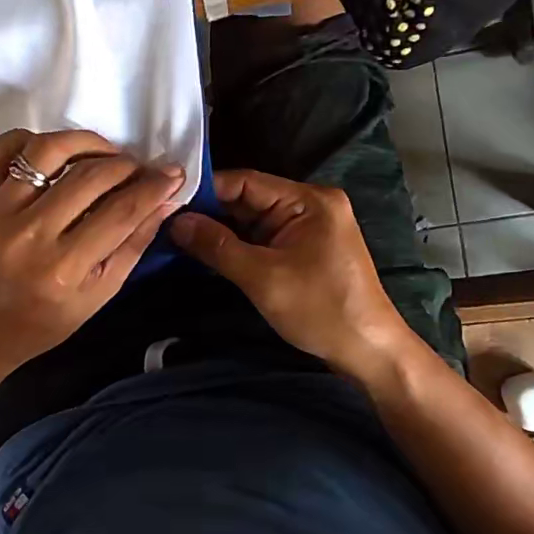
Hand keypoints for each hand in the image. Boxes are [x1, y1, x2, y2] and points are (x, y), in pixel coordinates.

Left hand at [0, 129, 184, 373]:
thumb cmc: (51, 317)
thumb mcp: (103, 291)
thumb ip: (135, 241)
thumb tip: (167, 197)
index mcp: (63, 268)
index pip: (120, 211)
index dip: (153, 187)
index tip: (172, 173)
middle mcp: (28, 235)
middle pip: (89, 176)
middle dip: (126, 165)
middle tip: (140, 169)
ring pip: (46, 151)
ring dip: (84, 142)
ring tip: (104, 154)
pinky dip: (26, 140)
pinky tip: (51, 154)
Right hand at [170, 169, 417, 377]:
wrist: (369, 351)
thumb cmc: (320, 310)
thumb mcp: (263, 277)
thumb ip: (217, 246)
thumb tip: (175, 222)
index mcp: (308, 200)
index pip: (246, 181)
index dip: (206, 190)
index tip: (168, 202)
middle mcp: (309, 205)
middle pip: (248, 199)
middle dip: (209, 212)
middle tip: (165, 222)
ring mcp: (307, 228)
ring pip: (252, 221)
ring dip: (220, 231)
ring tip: (176, 236)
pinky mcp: (303, 249)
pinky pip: (262, 239)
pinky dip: (236, 245)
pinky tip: (205, 251)